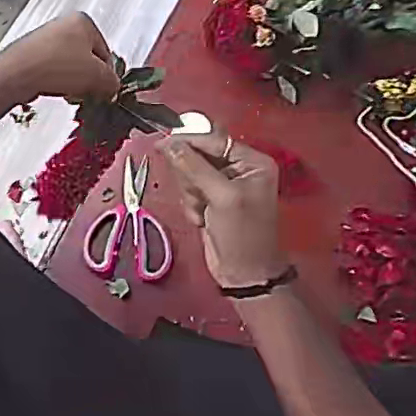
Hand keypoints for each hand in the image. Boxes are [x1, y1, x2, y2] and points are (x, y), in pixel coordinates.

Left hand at [0, 12, 118, 106]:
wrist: (15, 75)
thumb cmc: (56, 67)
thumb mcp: (97, 77)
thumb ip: (112, 82)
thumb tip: (112, 86)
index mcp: (83, 21)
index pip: (106, 52)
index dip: (106, 75)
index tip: (103, 90)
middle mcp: (63, 24)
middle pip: (87, 58)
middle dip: (88, 78)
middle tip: (85, 92)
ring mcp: (45, 37)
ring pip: (69, 65)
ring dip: (71, 82)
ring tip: (66, 91)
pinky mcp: (30, 52)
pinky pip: (51, 69)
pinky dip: (54, 81)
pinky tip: (50, 89)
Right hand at [160, 131, 287, 289]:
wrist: (243, 275)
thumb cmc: (242, 234)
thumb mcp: (222, 197)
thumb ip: (194, 167)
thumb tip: (169, 143)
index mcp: (252, 161)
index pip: (214, 140)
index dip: (189, 141)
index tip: (163, 142)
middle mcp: (239, 168)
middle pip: (199, 154)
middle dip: (193, 177)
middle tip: (197, 195)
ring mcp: (224, 183)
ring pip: (190, 172)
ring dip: (191, 193)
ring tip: (202, 211)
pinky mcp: (210, 198)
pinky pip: (189, 188)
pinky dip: (191, 203)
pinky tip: (201, 218)